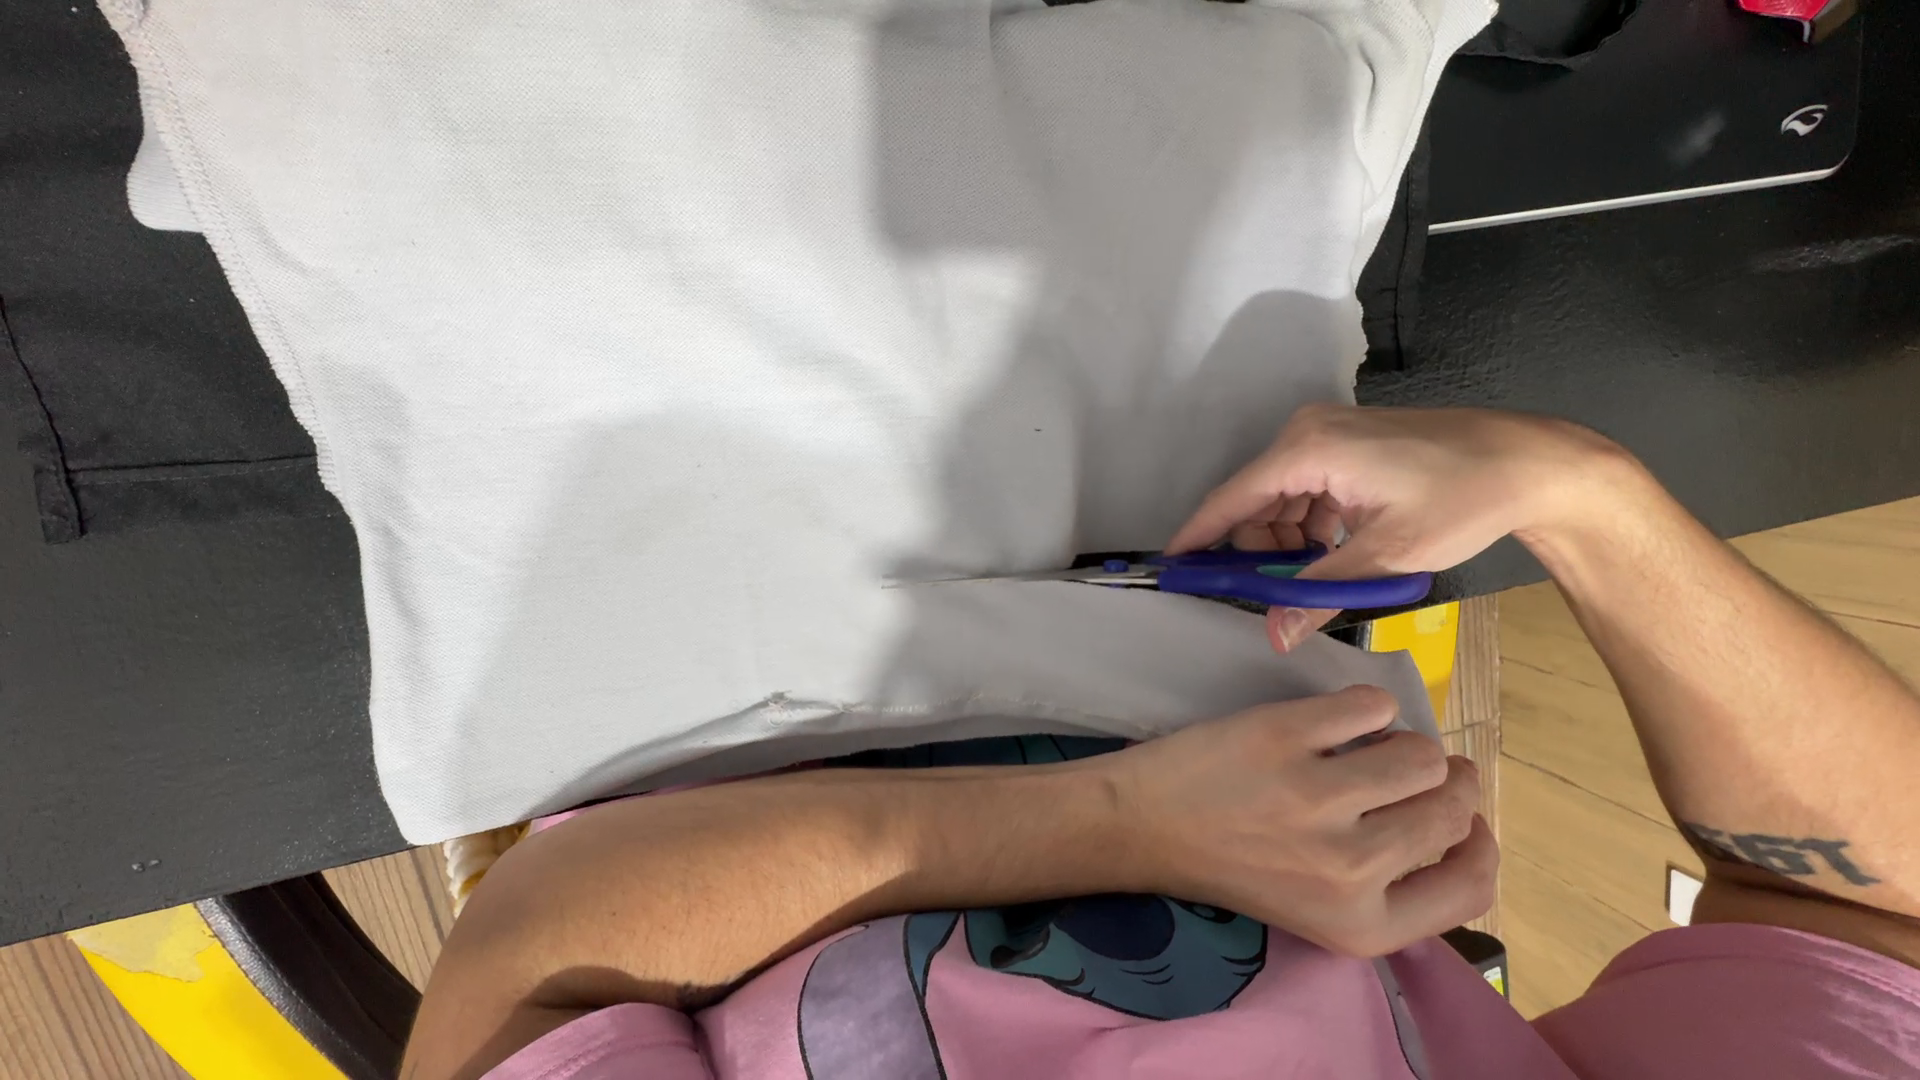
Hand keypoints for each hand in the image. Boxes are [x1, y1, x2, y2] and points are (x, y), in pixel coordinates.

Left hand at [1105, 685, 1496, 956]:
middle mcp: (1350, 869)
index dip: (1478, 841)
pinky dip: (1366, 704)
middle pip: (1451, 807)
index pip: (1473, 886)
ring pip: (1420, 753)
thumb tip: (1458, 819)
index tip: (1465, 815)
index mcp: (1364, 925)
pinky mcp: (1282, 736)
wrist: (1141, 825)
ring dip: (1406, 741)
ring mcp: (1316, 798)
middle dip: (1445, 779)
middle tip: (1415, 764)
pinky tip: (1338, 717)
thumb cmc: (1230, 864)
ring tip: (1369, 744)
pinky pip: (1370, 704)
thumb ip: (1389, 882)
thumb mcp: (1320, 908)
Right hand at [1167, 405, 1628, 650]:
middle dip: (1257, 551)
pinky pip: (1302, 491)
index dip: (1198, 536)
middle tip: (1274, 595)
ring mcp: (1324, 435)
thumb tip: (1274, 636)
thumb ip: (1320, 593)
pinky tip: (1332, 551)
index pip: (1232, 498)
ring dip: (1285, 542)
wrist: (1534, 463)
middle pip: (1253, 501)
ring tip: (1315, 577)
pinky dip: (1307, 526)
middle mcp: (1305, 432)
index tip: (1171, 568)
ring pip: (1276, 499)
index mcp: (1307, 449)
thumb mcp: (1386, 555)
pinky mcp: (1341, 445)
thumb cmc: (1461, 501)